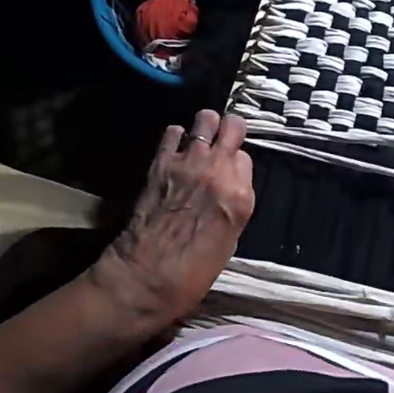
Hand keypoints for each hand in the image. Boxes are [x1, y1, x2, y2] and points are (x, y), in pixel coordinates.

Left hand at [84, 111, 255, 332]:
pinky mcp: (161, 161)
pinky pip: (173, 131)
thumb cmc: (193, 272)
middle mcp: (218, 171)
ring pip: (205, 119)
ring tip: (199, 138)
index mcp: (240, 196)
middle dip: (229, 129)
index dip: (236, 164)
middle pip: (233, 126)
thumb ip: (233, 203)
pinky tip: (174, 148)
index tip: (229, 171)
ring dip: (205, 126)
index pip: (246, 159)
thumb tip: (228, 186)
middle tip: (221, 139)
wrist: (147, 274)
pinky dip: (176, 136)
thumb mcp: (230, 239)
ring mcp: (189, 162)